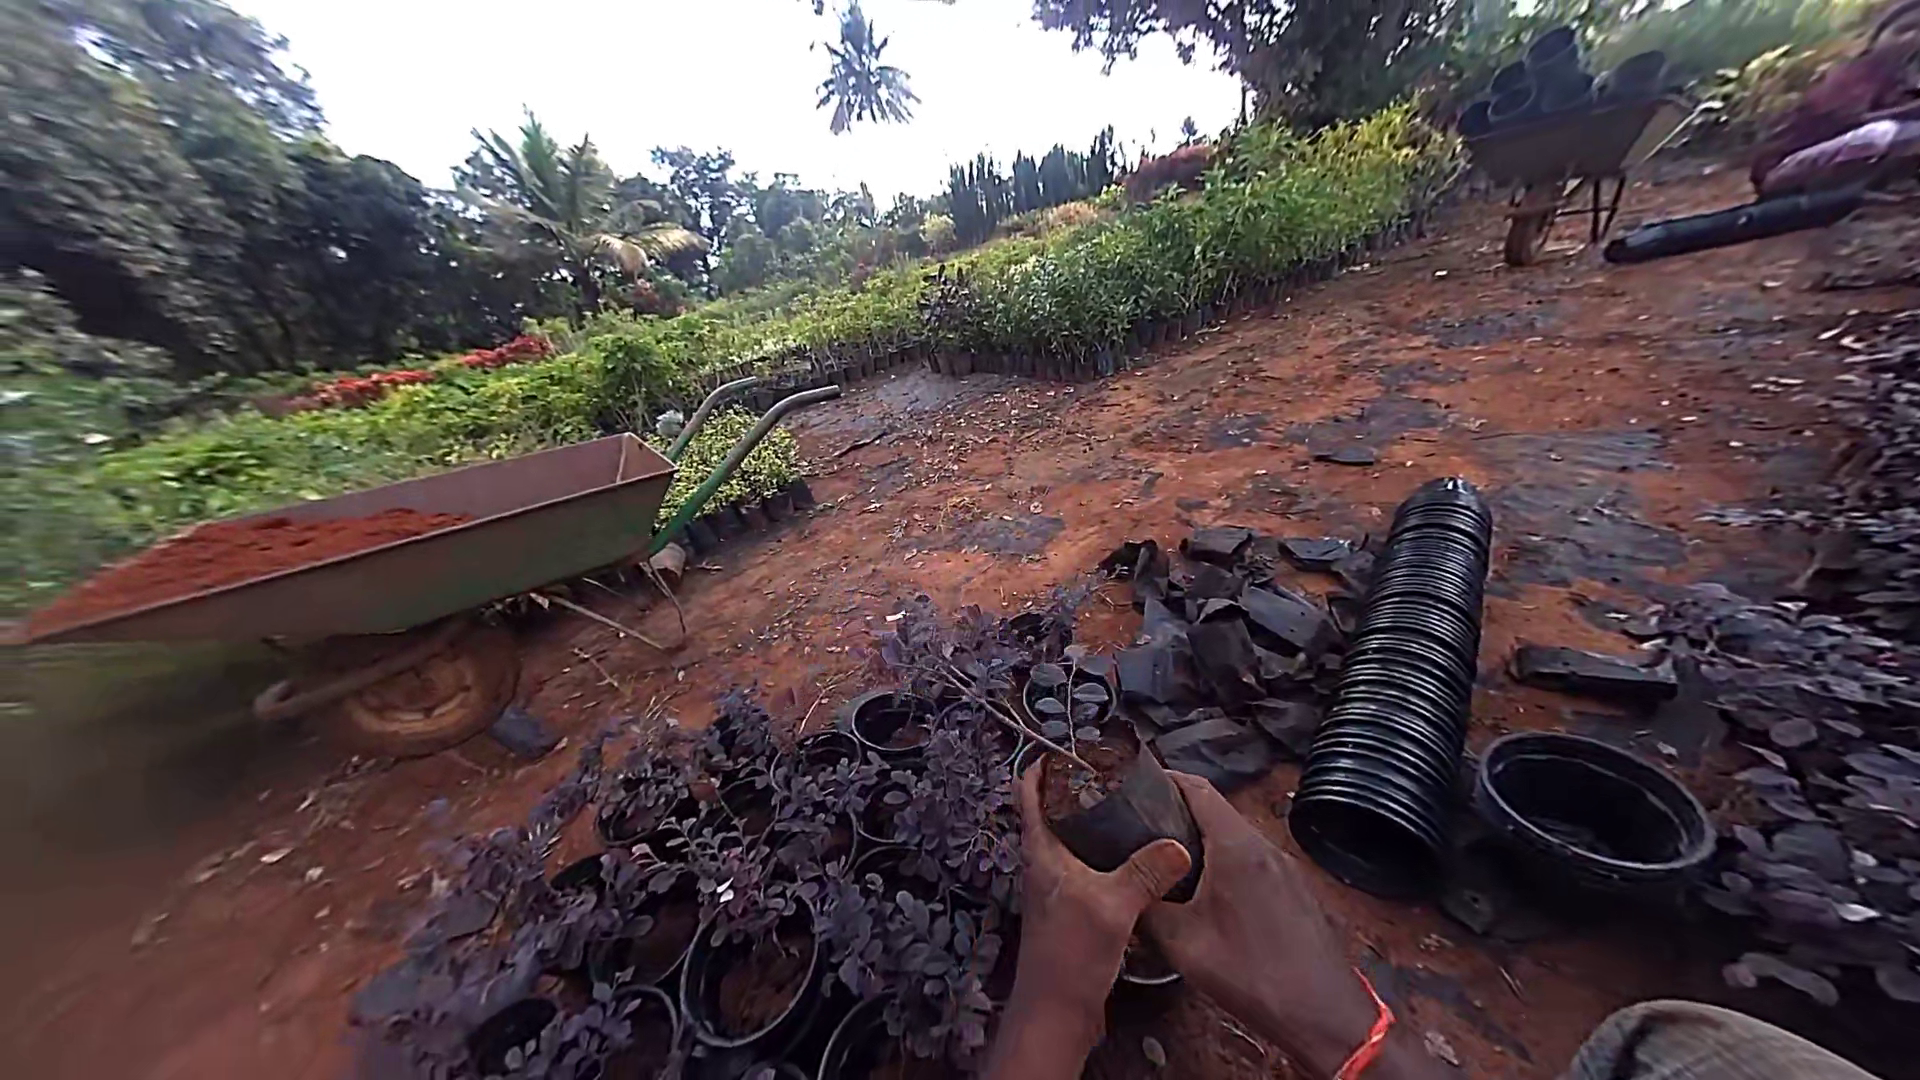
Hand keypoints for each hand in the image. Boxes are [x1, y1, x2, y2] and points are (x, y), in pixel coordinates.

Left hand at [982, 762, 1190, 1079]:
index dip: (1041, 765)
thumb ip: (1143, 872)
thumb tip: (1178, 843)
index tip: (1068, 748)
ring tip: (1125, 806)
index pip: (1027, 792)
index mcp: (1040, 848)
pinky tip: (1132, 856)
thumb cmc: (1070, 952)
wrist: (1056, 1013)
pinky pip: (1085, 864)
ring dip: (1089, 819)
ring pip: (1070, 837)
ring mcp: (1056, 883)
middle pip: (1051, 810)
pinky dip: (1103, 850)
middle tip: (1110, 773)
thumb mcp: (1110, 906)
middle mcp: (1043, 859)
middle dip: (1074, 788)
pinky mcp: (1071, 905)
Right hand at [1145, 772, 1433, 1078]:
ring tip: (1169, 856)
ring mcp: (1285, 868)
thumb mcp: (1182, 943)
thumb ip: (1146, 907)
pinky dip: (1225, 857)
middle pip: (1216, 808)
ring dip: (1203, 835)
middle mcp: (1264, 846)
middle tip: (1145, 824)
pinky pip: (1252, 857)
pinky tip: (1209, 889)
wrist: (1330, 1023)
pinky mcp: (1296, 890)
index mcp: (1236, 846)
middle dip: (1178, 808)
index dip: (1166, 778)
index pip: (1197, 787)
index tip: (1139, 784)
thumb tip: (1125, 890)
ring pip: (1235, 834)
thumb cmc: (1253, 976)